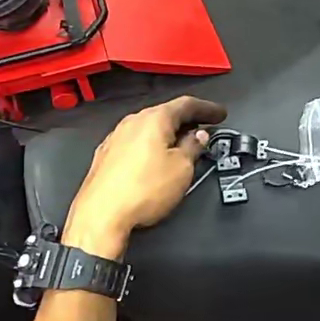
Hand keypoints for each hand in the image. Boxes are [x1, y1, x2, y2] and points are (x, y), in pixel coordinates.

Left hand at [64, 96, 226, 257]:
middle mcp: (132, 123)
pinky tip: (156, 161)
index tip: (218, 114)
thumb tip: (198, 137)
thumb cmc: (140, 192)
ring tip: (182, 148)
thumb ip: (193, 147)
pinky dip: (150, 146)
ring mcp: (116, 138)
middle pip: (166, 114)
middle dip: (187, 121)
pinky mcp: (106, 156)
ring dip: (168, 135)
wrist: (101, 216)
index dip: (206, 108)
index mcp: (154, 119)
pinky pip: (135, 143)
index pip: (186, 104)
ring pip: (149, 129)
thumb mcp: (182, 169)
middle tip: (204, 129)